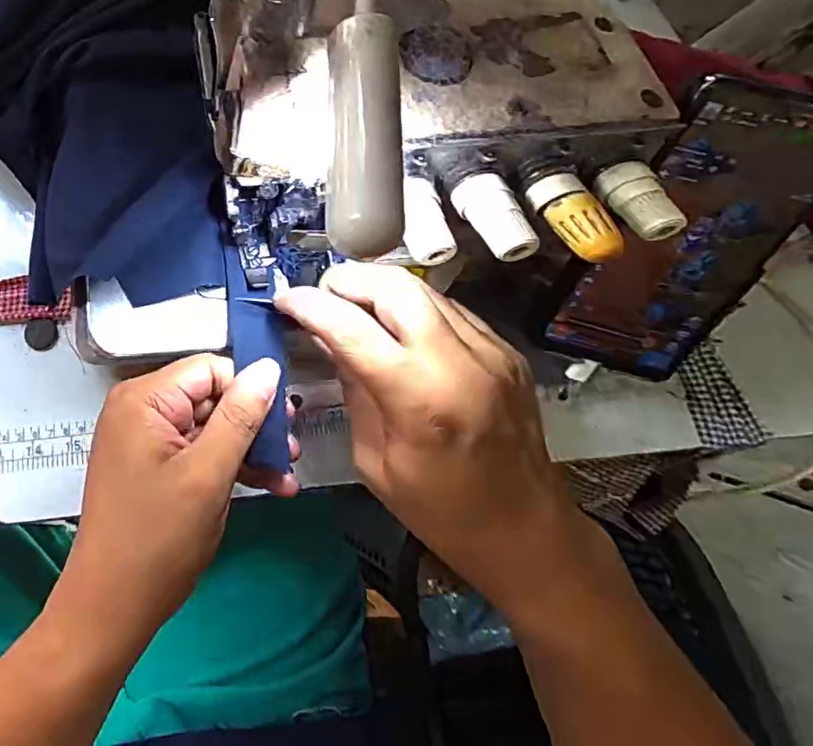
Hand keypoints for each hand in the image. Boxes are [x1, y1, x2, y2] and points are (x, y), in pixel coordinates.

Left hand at [54, 355, 295, 652]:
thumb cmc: (157, 539)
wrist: (112, 608)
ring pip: (209, 426)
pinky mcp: (152, 464)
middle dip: (253, 425)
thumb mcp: (207, 474)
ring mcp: (144, 438)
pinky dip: (227, 466)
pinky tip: (266, 484)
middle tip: (292, 451)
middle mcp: (139, 408)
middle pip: (211, 397)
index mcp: (143, 399)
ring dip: (248, 449)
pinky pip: (196, 450)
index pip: (209, 369)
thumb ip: (240, 417)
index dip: (249, 390)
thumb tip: (268, 368)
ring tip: (285, 475)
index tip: (285, 420)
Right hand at [276, 263, 587, 609]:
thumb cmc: (441, 512)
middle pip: (390, 285)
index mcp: (419, 397)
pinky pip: (446, 308)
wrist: (529, 533)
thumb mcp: (373, 459)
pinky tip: (395, 326)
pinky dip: (410, 306)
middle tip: (319, 296)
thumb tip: (328, 339)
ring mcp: (489, 349)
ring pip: (420, 288)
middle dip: (345, 280)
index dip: (308, 304)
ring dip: (377, 287)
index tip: (283, 301)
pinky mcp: (505, 349)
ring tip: (350, 304)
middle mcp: (458, 360)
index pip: (349, 325)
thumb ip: (352, 389)